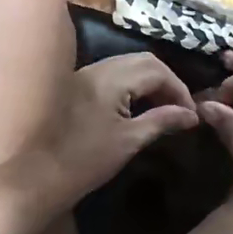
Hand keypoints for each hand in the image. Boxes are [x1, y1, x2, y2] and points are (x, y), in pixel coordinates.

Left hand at [23, 53, 198, 206]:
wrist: (41, 173)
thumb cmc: (87, 159)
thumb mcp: (129, 141)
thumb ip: (161, 120)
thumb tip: (191, 114)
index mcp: (112, 78)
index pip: (156, 69)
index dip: (179, 89)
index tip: (191, 114)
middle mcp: (99, 68)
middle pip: (143, 60)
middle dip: (166, 80)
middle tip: (180, 108)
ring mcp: (86, 74)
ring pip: (128, 64)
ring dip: (149, 81)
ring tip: (164, 108)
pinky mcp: (79, 84)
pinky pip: (114, 73)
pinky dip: (132, 84)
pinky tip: (139, 106)